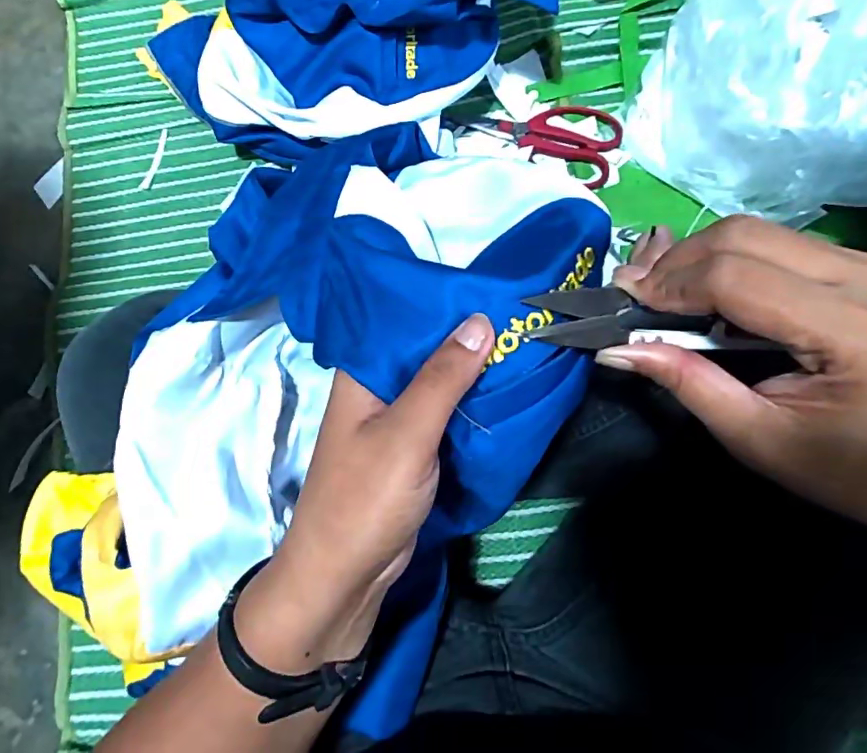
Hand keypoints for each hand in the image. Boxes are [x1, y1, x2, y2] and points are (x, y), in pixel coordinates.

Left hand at [235, 315, 493, 669]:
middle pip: (424, 353)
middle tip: (519, 314)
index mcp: (361, 374)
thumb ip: (442, 378)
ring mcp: (394, 423)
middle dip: (466, 338)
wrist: (344, 579)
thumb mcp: (407, 433)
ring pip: (437, 386)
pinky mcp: (412, 452)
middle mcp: (375, 391)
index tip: (490, 286)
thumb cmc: (365, 499)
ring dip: (472, 373)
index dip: (443, 303)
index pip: (401, 321)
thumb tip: (478, 320)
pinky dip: (470, 406)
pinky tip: (505, 391)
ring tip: (522, 342)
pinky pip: (444, 417)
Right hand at [596, 218, 866, 560]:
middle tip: (641, 297)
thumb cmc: (861, 478)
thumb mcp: (761, 441)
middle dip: (679, 263)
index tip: (628, 305)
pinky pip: (787, 244)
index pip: (739, 279)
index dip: (672, 285)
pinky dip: (736, 261)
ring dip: (704, 258)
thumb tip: (614, 347)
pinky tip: (720, 295)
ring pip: (763, 232)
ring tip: (671, 295)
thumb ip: (687, 384)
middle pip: (747, 237)